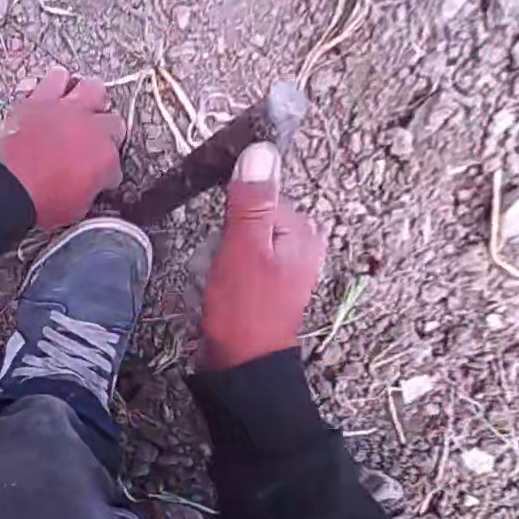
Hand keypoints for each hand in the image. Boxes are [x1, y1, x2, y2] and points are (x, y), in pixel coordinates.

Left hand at [0, 66, 125, 226]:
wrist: (8, 185)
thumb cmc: (41, 199)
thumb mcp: (77, 207)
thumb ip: (90, 188)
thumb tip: (89, 184)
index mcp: (106, 157)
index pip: (117, 160)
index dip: (107, 170)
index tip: (99, 176)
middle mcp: (92, 128)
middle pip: (115, 120)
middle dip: (107, 133)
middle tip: (94, 142)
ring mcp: (67, 109)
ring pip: (93, 88)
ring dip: (90, 100)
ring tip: (80, 112)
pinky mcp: (42, 99)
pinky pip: (57, 77)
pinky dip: (59, 84)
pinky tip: (56, 93)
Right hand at [200, 142, 324, 369]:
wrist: (241, 367)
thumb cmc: (244, 311)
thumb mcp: (243, 248)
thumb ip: (251, 201)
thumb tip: (259, 151)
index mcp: (302, 231)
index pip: (258, 196)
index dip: (232, 216)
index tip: (224, 241)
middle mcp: (298, 246)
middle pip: (244, 219)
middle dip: (222, 240)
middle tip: (222, 267)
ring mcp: (281, 267)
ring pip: (234, 241)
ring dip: (216, 259)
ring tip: (218, 283)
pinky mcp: (262, 285)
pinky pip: (233, 263)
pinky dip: (219, 274)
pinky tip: (217, 291)